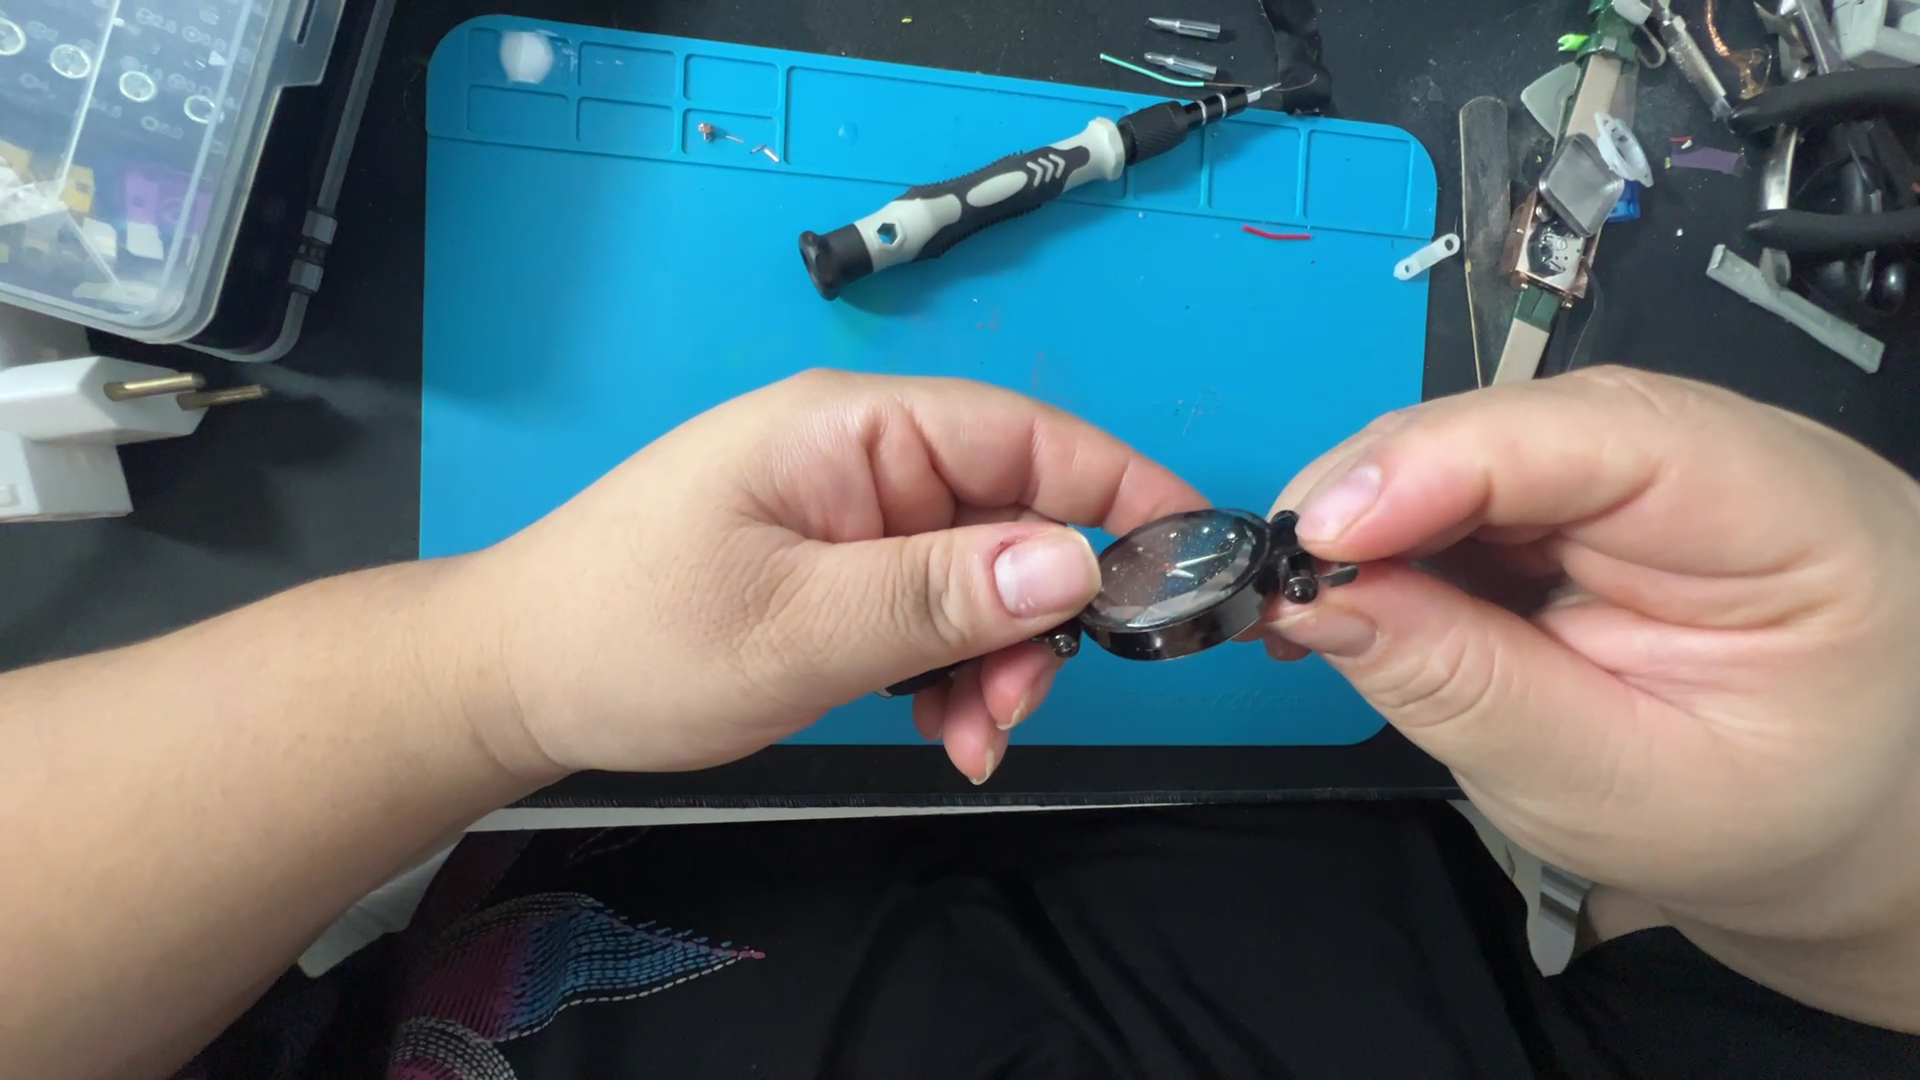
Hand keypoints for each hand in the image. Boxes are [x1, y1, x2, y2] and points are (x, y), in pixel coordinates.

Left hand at [456, 370, 1199, 784]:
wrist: (523, 679)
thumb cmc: (634, 635)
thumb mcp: (797, 626)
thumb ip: (937, 593)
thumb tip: (1075, 567)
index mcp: (856, 430)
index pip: (1024, 436)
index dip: (1119, 490)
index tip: (1190, 559)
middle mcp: (871, 463)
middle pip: (1013, 520)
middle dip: (1038, 616)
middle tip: (1014, 705)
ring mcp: (863, 521)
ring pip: (986, 580)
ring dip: (998, 661)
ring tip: (966, 737)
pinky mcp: (853, 574)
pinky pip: (941, 614)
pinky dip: (957, 674)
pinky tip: (938, 728)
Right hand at [1261, 367, 1919, 1023]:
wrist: (1825, 822)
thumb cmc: (1752, 819)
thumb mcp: (1601, 782)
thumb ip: (1456, 686)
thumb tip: (1316, 602)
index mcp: (1779, 516)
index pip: (1590, 437)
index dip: (1432, 468)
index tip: (1315, 542)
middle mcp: (1694, 452)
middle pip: (1491, 428)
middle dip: (1362, 498)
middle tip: (1280, 585)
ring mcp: (1615, 468)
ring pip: (1444, 452)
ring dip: (1354, 521)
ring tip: (1304, 603)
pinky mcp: (1556, 498)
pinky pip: (1437, 491)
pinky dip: (1371, 539)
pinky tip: (1342, 589)